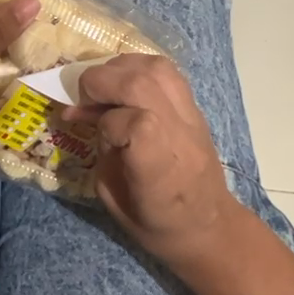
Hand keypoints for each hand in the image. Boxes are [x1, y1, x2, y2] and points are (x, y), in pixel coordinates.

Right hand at [68, 55, 243, 270]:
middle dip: (100, 81)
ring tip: (105, 86)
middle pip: (140, 83)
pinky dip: (139, 67)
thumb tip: (88, 114)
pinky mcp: (196, 108)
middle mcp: (178, 135)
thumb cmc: (155, 223)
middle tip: (84, 98)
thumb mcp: (112, 197)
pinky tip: (125, 83)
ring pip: (156, 68)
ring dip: (120, 67)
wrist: (208, 227)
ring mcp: (192, 118)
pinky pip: (168, 71)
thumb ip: (101, 151)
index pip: (132, 121)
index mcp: (158, 170)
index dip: (102, 120)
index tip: (95, 134)